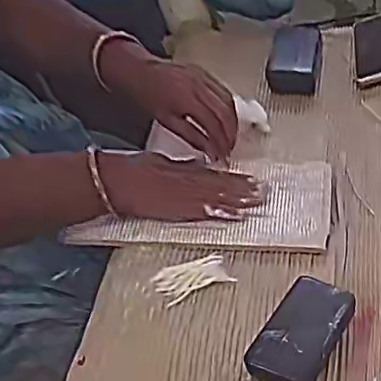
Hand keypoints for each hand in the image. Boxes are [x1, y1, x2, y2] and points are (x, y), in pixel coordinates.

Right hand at [95, 151, 264, 220]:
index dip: (238, 179)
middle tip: (265, 192)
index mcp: (186, 170)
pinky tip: (238, 217)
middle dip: (245, 190)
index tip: (254, 181)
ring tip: (258, 202)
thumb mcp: (163, 163)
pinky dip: (223, 214)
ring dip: (241, 202)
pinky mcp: (180, 212)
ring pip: (220, 199)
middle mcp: (190, 183)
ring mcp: (186, 198)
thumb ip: (184, 166)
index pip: (218, 175)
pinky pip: (207, 213)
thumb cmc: (135, 171)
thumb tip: (201, 167)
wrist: (115, 181)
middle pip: (224, 187)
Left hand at [98, 44, 238, 160]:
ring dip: (232, 124)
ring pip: (228, 103)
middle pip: (225, 115)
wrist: (137, 69)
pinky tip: (226, 121)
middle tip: (227, 151)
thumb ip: (192, 136)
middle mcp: (197, 85)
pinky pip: (223, 92)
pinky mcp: (203, 73)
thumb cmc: (147, 94)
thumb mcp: (167, 121)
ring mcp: (202, 77)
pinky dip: (228, 109)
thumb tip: (210, 152)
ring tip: (229, 139)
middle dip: (230, 136)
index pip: (214, 125)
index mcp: (186, 98)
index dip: (221, 144)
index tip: (222, 157)